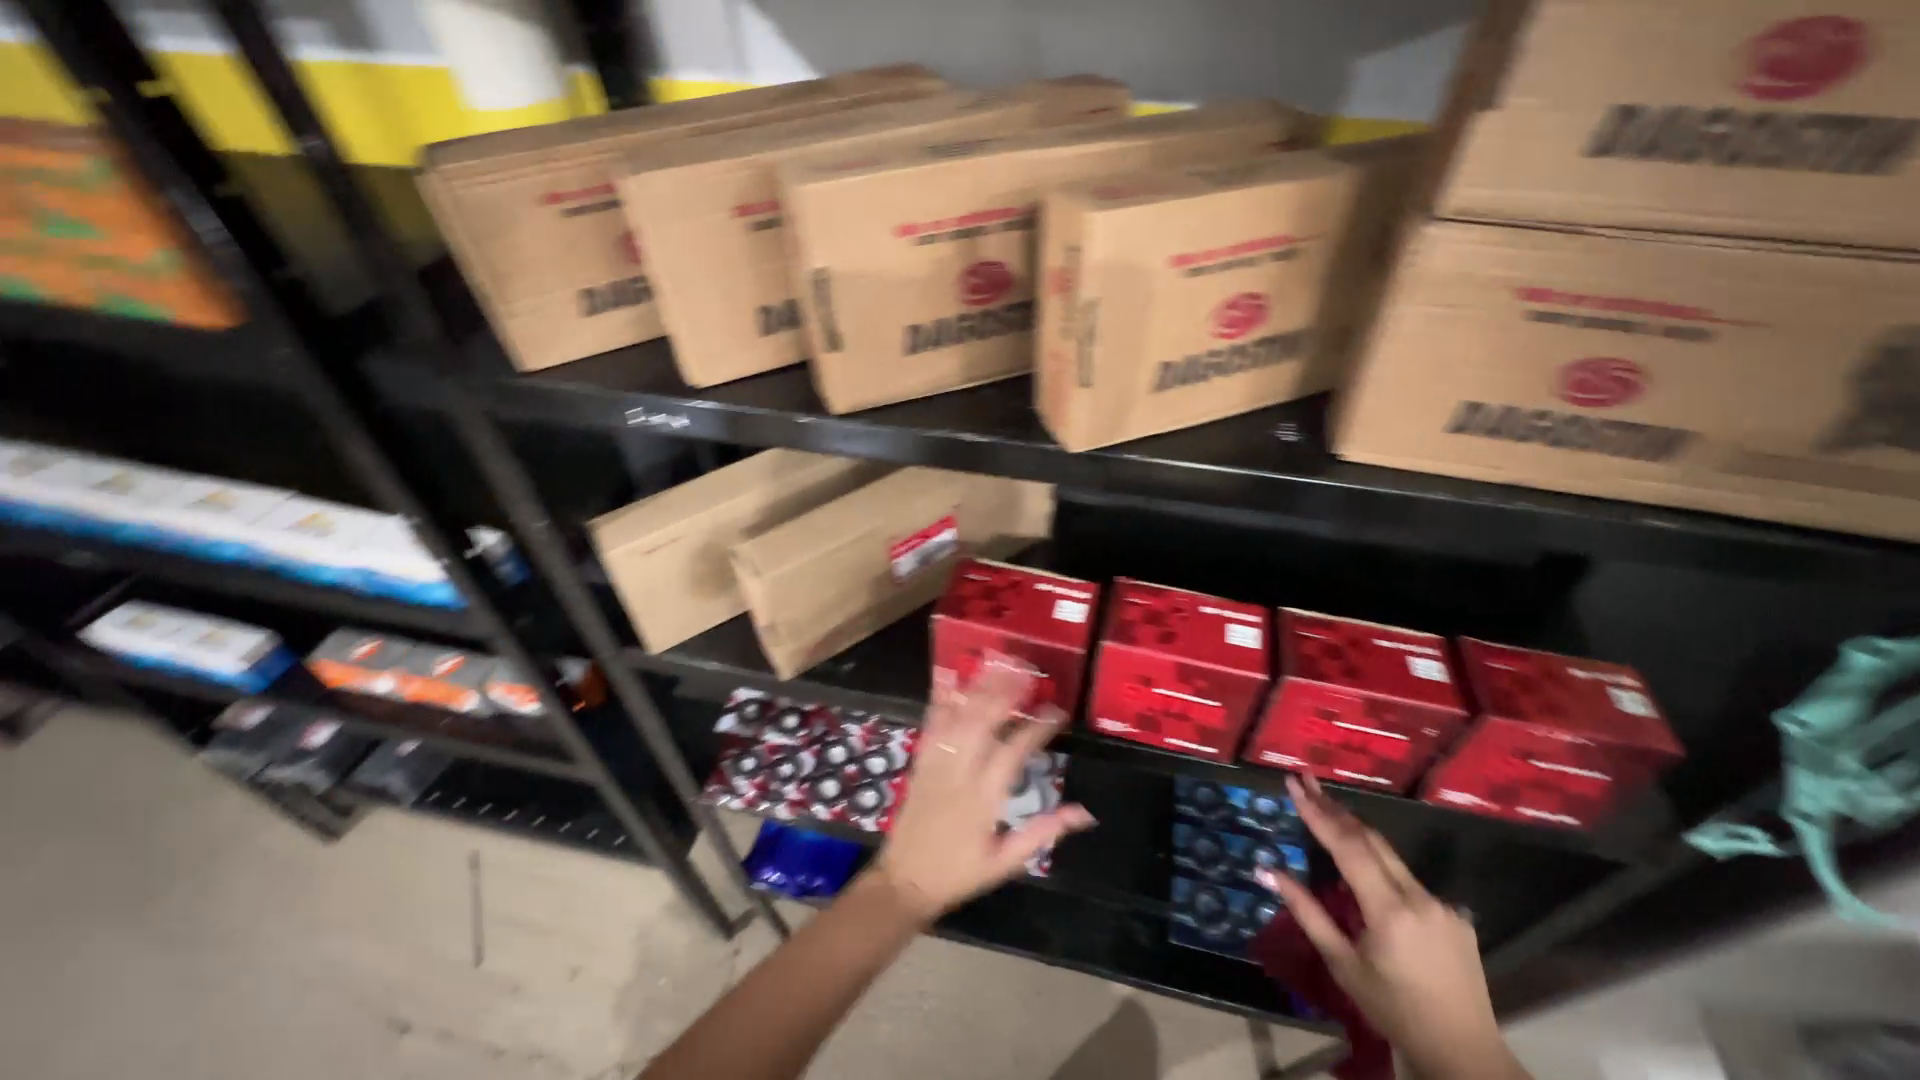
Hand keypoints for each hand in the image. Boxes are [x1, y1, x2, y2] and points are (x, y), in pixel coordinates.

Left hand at [869, 654, 1095, 920]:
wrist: (904, 881)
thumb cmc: (959, 875)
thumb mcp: (1005, 862)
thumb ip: (1042, 833)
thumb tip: (1084, 813)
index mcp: (983, 799)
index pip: (1014, 752)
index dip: (1037, 728)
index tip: (1057, 711)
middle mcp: (958, 775)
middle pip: (982, 723)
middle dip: (1005, 694)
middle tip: (1027, 672)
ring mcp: (935, 766)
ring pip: (958, 719)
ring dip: (978, 690)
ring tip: (998, 668)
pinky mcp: (919, 764)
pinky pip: (931, 727)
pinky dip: (942, 702)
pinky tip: (952, 682)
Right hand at [1256, 775, 1520, 1079]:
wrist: (1461, 1052)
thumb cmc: (1391, 1010)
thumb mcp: (1342, 964)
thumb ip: (1308, 913)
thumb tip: (1270, 871)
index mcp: (1389, 910)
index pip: (1348, 847)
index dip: (1319, 813)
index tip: (1296, 784)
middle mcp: (1420, 897)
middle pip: (1372, 841)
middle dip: (1336, 810)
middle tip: (1307, 782)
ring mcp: (1443, 904)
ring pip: (1392, 858)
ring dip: (1358, 834)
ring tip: (1328, 812)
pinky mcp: (1456, 916)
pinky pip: (1411, 882)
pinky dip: (1383, 867)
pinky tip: (1367, 870)